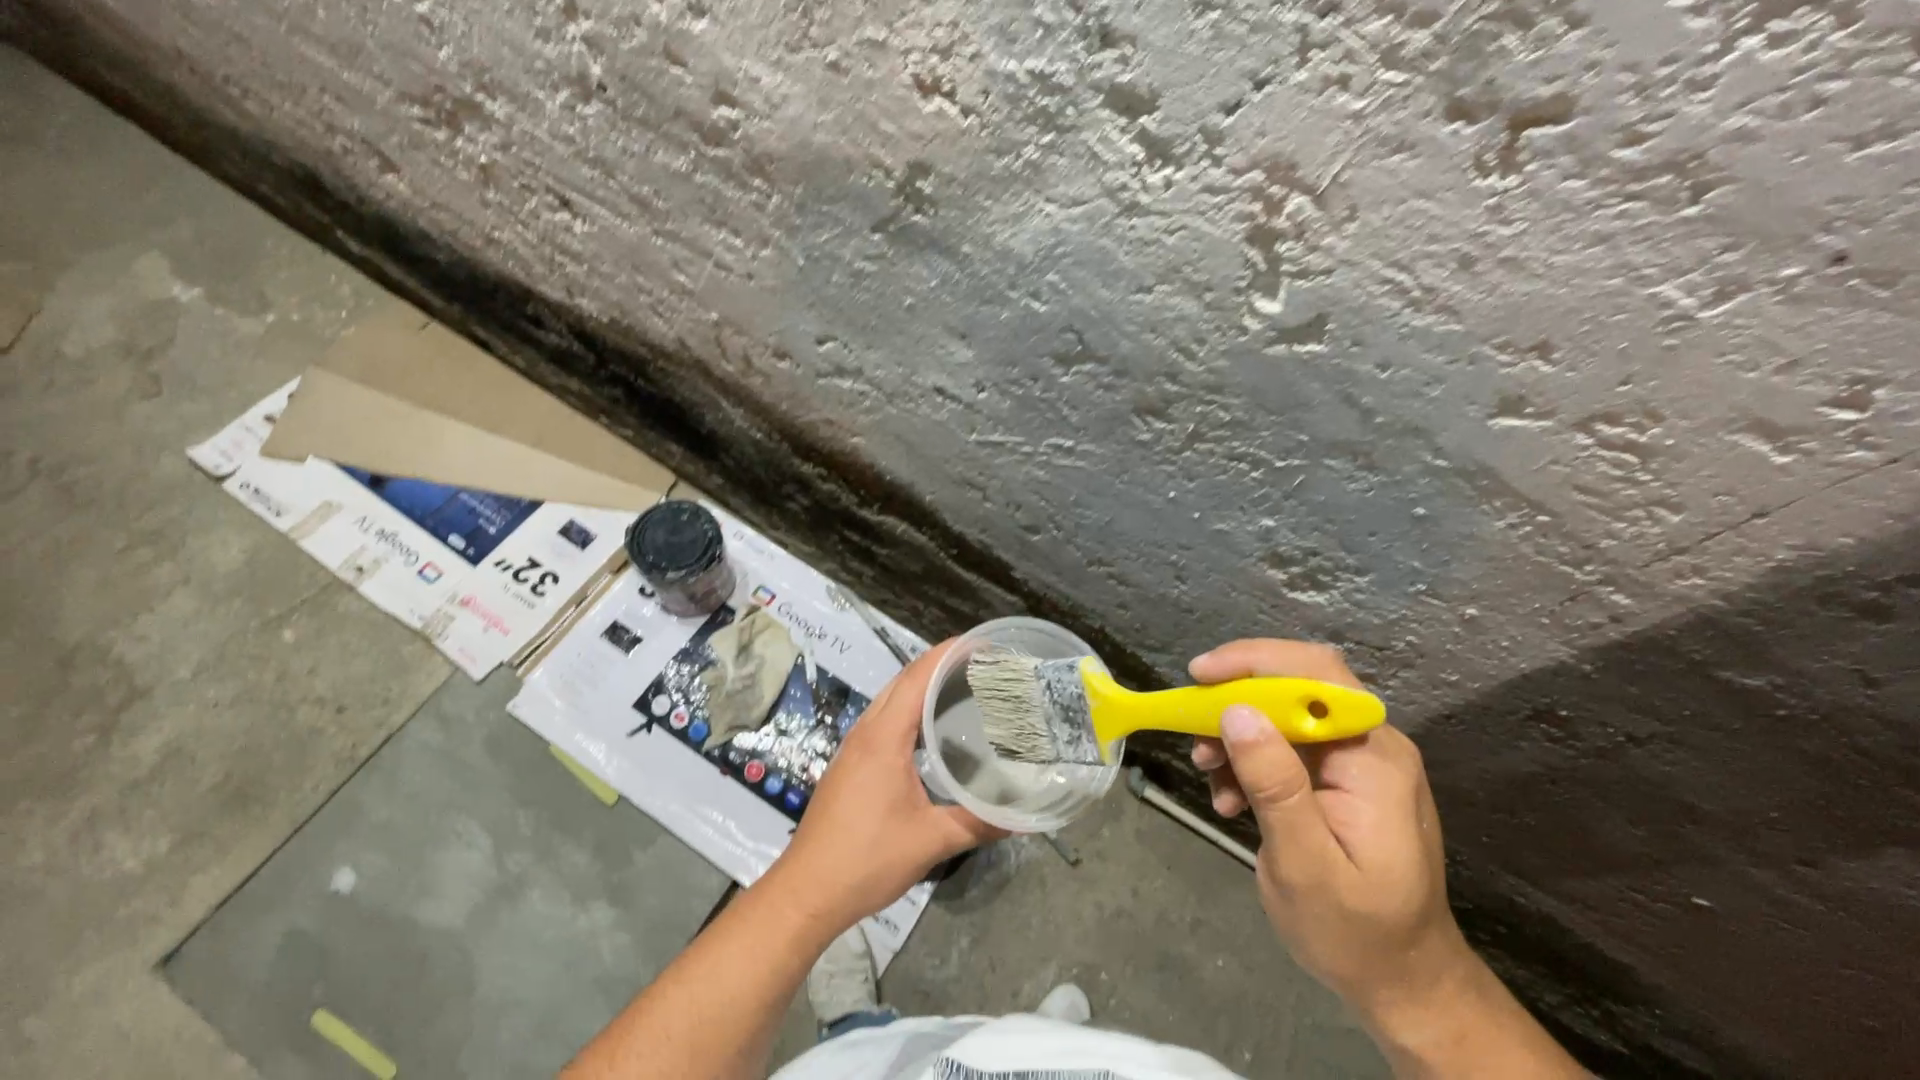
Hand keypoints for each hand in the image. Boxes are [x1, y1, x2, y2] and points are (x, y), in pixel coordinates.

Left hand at [771, 639, 1005, 928]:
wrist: (807, 891)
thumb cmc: (866, 860)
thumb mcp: (931, 842)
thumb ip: (978, 824)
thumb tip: (1023, 817)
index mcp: (883, 738)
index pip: (917, 678)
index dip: (949, 654)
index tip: (983, 645)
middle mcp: (865, 733)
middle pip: (902, 681)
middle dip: (940, 664)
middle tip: (984, 665)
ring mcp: (853, 749)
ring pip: (890, 701)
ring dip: (922, 686)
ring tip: (964, 688)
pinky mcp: (850, 765)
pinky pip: (883, 721)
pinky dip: (909, 710)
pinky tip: (932, 730)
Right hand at [1188, 640, 1472, 1020]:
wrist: (1402, 980)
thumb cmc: (1356, 931)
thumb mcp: (1304, 862)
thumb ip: (1274, 784)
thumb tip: (1236, 713)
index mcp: (1373, 758)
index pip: (1316, 675)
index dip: (1254, 662)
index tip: (1198, 676)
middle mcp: (1371, 746)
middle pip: (1297, 689)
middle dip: (1237, 702)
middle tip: (1194, 735)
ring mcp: (1359, 764)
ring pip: (1286, 718)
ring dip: (1239, 738)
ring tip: (1211, 779)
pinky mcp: (1343, 783)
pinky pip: (1289, 750)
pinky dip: (1252, 764)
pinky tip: (1232, 801)